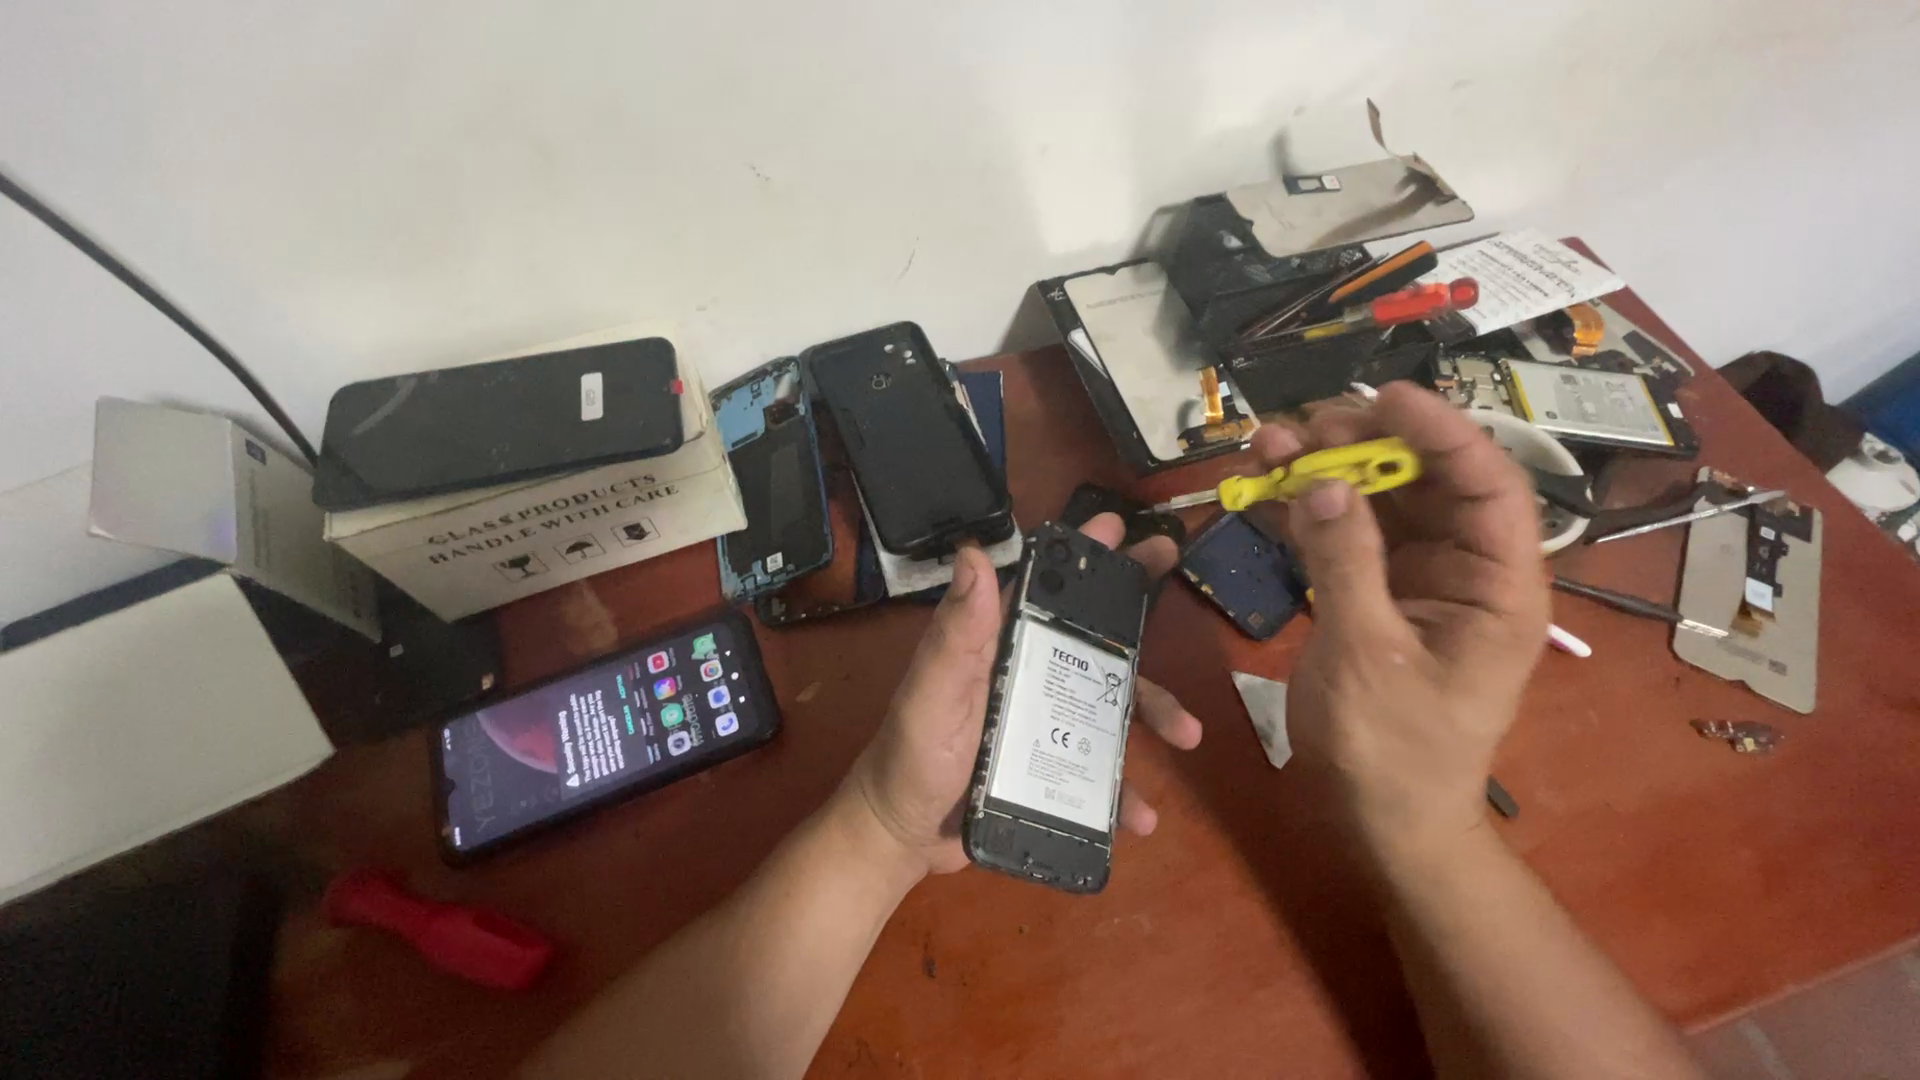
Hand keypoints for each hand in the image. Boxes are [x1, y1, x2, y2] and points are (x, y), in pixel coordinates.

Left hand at [839, 513, 1201, 877]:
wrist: (904, 833)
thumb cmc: (913, 756)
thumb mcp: (933, 693)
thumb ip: (956, 633)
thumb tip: (974, 553)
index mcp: (996, 645)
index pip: (1041, 588)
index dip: (1079, 555)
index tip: (1120, 527)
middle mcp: (1025, 672)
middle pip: (1088, 634)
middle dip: (1133, 606)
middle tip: (1176, 571)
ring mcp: (1041, 720)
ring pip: (1108, 702)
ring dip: (1152, 712)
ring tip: (1188, 734)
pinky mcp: (1050, 765)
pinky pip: (1098, 770)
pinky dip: (1125, 790)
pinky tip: (1141, 814)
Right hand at [1255, 384, 1548, 856]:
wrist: (1380, 814)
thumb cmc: (1394, 746)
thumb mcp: (1370, 654)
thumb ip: (1346, 562)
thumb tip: (1321, 483)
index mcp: (1498, 586)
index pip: (1486, 487)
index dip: (1441, 435)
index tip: (1384, 399)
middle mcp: (1460, 571)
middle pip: (1422, 485)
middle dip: (1364, 448)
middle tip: (1304, 427)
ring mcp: (1411, 581)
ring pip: (1373, 504)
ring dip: (1323, 474)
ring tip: (1268, 448)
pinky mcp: (1367, 594)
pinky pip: (1338, 537)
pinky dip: (1302, 513)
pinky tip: (1265, 491)